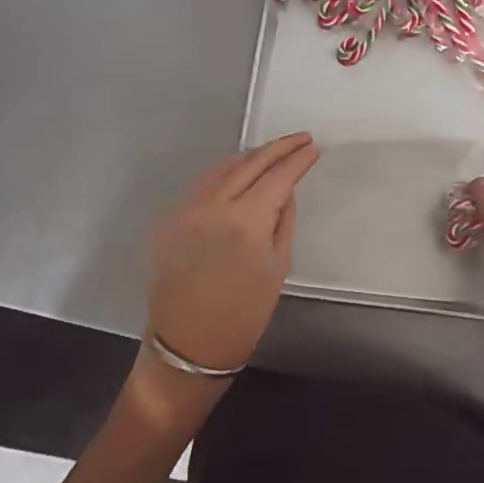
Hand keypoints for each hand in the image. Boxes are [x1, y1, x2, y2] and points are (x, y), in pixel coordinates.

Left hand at [147, 132, 319, 372]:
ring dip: (249, 157)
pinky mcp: (170, 218)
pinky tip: (237, 172)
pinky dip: (223, 172)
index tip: (313, 147)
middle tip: (299, 139)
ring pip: (222, 169)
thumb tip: (285, 190)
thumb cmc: (243, 315)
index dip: (297, 159)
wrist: (189, 343)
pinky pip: (201, 185)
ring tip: (272, 152)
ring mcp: (186, 210)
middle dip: (277, 149)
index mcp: (247, 223)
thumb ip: (282, 221)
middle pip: (249, 164)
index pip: (278, 177)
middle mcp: (213, 207)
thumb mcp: (277, 269)